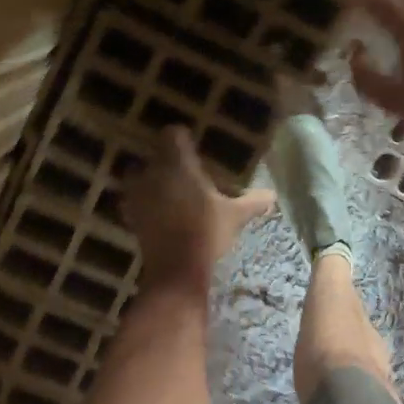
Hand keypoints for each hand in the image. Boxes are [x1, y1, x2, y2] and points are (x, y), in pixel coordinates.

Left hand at [122, 127, 275, 287]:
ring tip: (168, 193)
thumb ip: (252, 201)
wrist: (177, 269)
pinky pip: (134, 201)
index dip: (182, 139)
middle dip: (164, 161)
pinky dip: (143, 203)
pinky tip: (157, 214)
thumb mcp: (235, 216)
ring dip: (149, 181)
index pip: (173, 134)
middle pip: (153, 155)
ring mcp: (137, 194)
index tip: (192, 149)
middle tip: (183, 173)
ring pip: (138, 176)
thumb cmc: (207, 232)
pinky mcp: (130, 215)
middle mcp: (153, 172)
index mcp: (177, 163)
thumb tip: (272, 195)